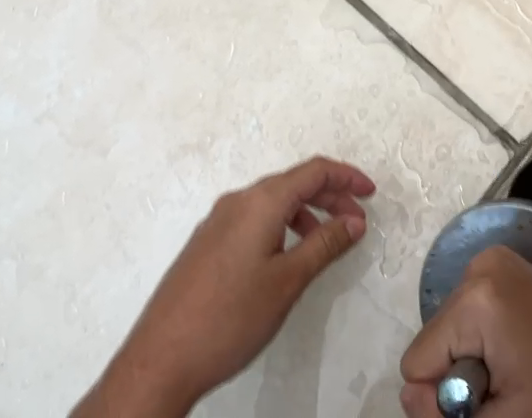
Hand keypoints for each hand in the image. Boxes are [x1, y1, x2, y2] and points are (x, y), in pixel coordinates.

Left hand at [75, 157, 375, 417]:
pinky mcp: (206, 244)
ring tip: (326, 243)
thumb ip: (325, 244)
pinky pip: (253, 219)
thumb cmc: (231, 317)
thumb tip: (354, 219)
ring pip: (272, 202)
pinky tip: (287, 257)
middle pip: (292, 183)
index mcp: (259, 202)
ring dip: (306, 213)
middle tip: (357, 221)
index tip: (371, 193)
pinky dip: (281, 226)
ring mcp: (216, 223)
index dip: (346, 177)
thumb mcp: (288, 281)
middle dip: (329, 196)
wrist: (160, 360)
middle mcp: (236, 202)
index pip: (312, 171)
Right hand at [399, 247, 531, 417]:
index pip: (418, 361)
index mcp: (477, 299)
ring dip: (471, 355)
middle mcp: (481, 266)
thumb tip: (412, 394)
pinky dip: (482, 336)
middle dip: (460, 370)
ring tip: (515, 364)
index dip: (446, 394)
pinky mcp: (503, 265)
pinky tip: (515, 346)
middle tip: (508, 382)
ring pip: (449, 328)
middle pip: (435, 340)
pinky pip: (467, 312)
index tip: (492, 395)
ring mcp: (493, 260)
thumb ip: (440, 416)